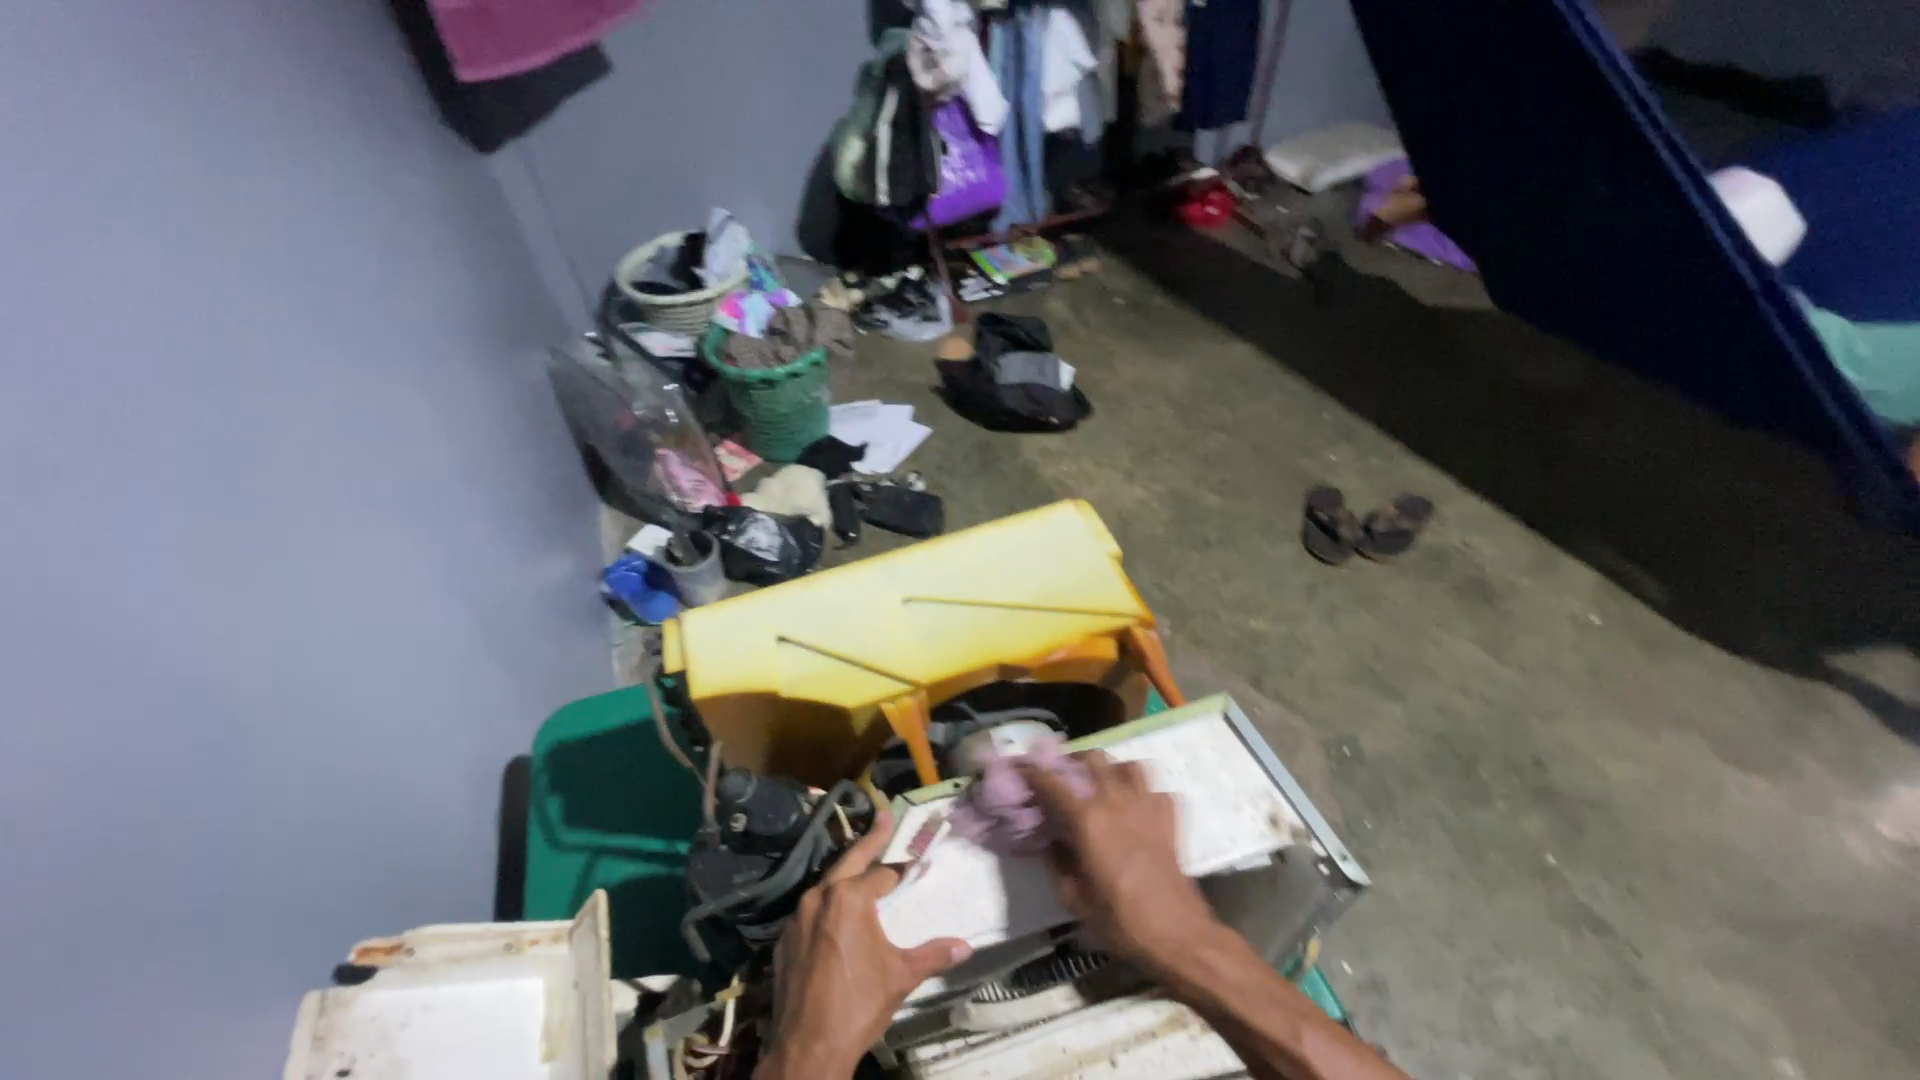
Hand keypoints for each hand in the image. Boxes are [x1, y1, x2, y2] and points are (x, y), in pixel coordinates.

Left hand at [756, 806, 971, 1079]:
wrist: (807, 1047)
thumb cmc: (858, 1004)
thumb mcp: (901, 976)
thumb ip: (933, 955)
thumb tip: (966, 946)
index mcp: (849, 898)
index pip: (882, 873)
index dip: (902, 870)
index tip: (916, 864)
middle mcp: (819, 897)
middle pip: (849, 861)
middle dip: (870, 840)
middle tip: (882, 816)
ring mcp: (796, 917)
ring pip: (825, 885)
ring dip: (845, 875)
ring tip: (860, 867)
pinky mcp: (783, 940)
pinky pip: (809, 911)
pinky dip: (826, 905)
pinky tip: (835, 916)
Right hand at [1020, 752, 1223, 979]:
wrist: (1176, 934)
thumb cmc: (1120, 920)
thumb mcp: (1074, 898)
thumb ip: (1057, 863)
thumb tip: (1051, 842)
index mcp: (1087, 819)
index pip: (1052, 782)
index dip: (1031, 771)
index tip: (1019, 767)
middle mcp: (1116, 801)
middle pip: (1094, 759)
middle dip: (1074, 761)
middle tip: (1064, 776)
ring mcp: (1148, 806)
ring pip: (1130, 765)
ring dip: (1113, 770)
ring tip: (1103, 784)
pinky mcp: (1170, 819)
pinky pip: (1157, 790)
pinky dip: (1146, 793)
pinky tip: (1138, 808)